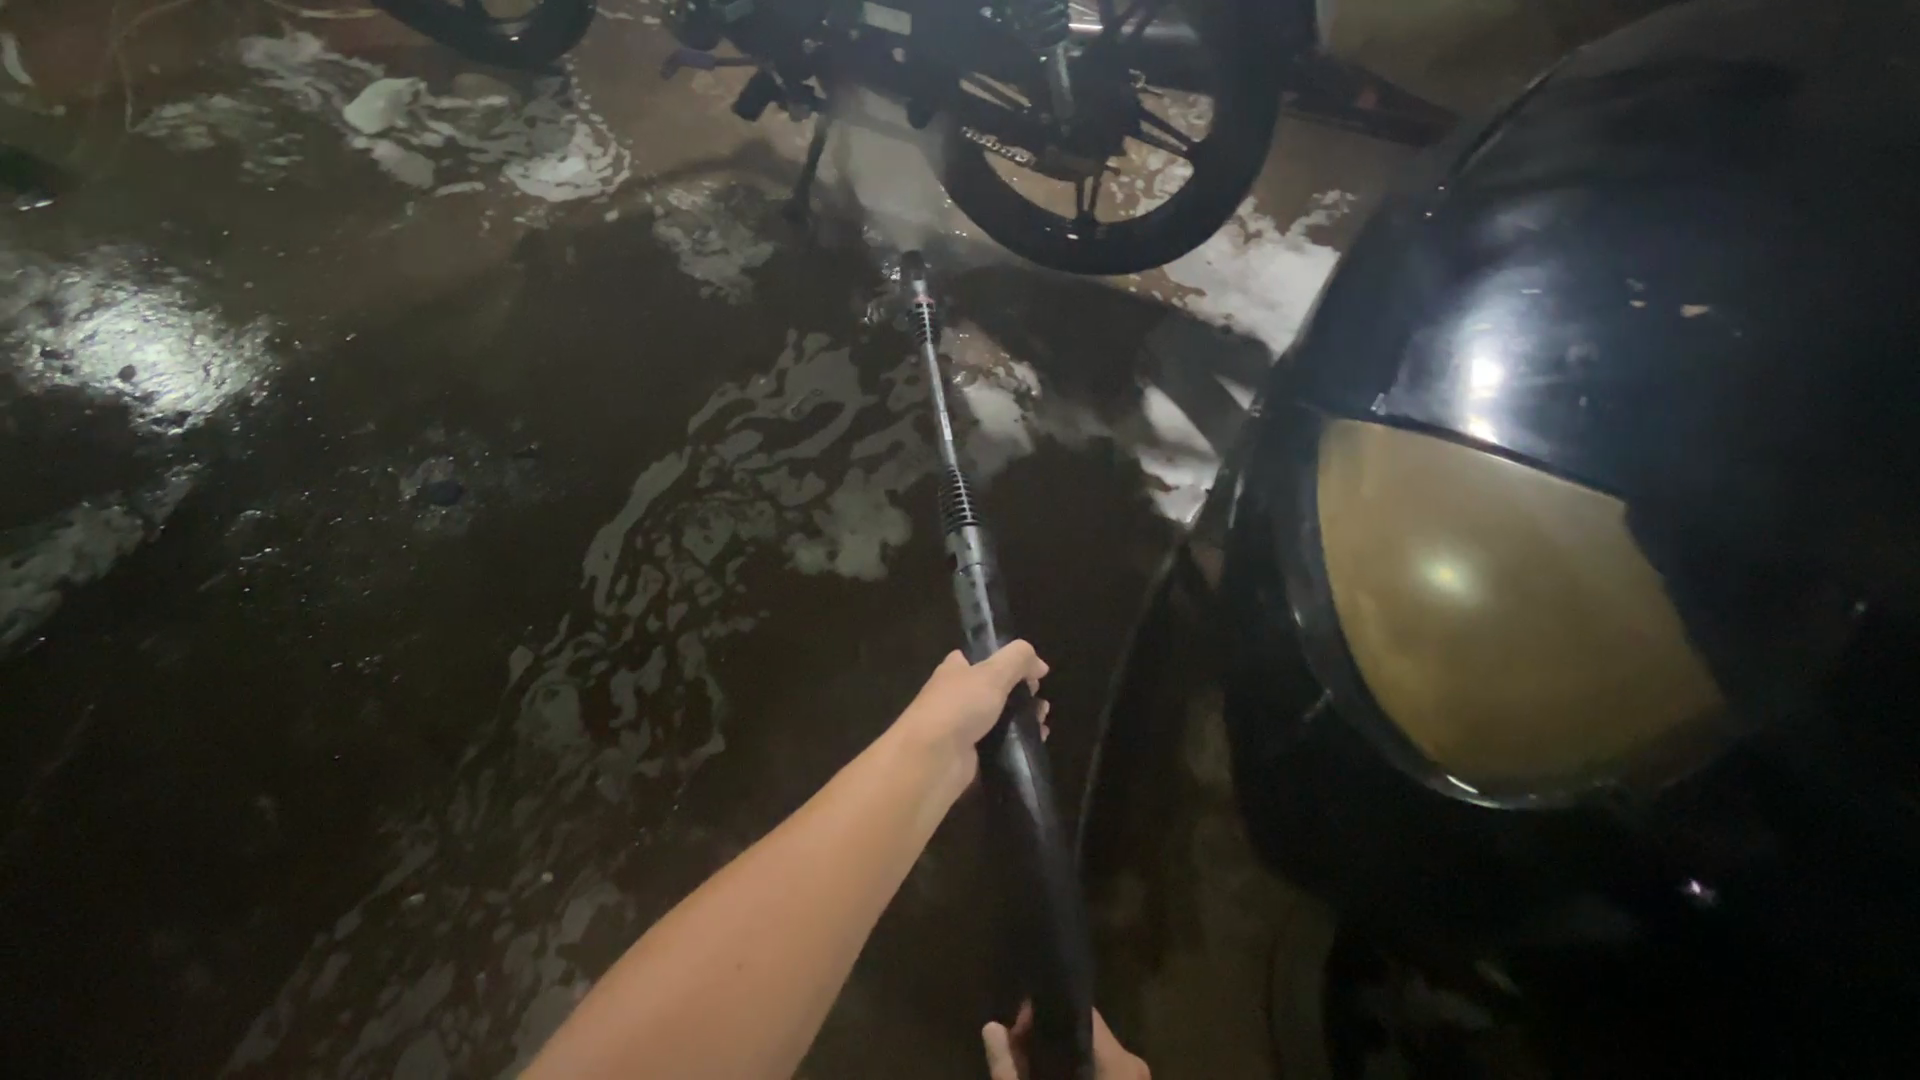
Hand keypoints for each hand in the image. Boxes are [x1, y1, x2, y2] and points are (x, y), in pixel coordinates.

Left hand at [892, 641, 1049, 794]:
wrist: (933, 758)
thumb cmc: (960, 706)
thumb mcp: (993, 673)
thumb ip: (1018, 660)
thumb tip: (1040, 665)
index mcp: (955, 670)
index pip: (980, 659)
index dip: (1006, 661)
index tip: (1032, 671)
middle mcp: (956, 696)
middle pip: (995, 689)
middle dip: (1021, 692)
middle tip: (1040, 699)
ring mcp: (962, 726)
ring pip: (999, 717)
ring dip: (1023, 717)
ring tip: (1043, 721)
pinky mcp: (970, 753)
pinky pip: (999, 743)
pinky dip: (1018, 741)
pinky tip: (1036, 740)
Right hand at [982, 1005, 1149, 1079]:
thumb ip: (1008, 1071)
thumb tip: (991, 1026)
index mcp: (1118, 1061)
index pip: (1078, 1013)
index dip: (1042, 1016)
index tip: (1015, 1030)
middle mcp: (1133, 1063)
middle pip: (1082, 1034)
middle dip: (1046, 1041)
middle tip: (1017, 1056)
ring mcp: (1136, 1078)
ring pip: (1091, 1055)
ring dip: (1062, 1061)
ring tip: (1031, 1071)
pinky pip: (1102, 1072)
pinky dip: (1079, 1075)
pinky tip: (1054, 1078)